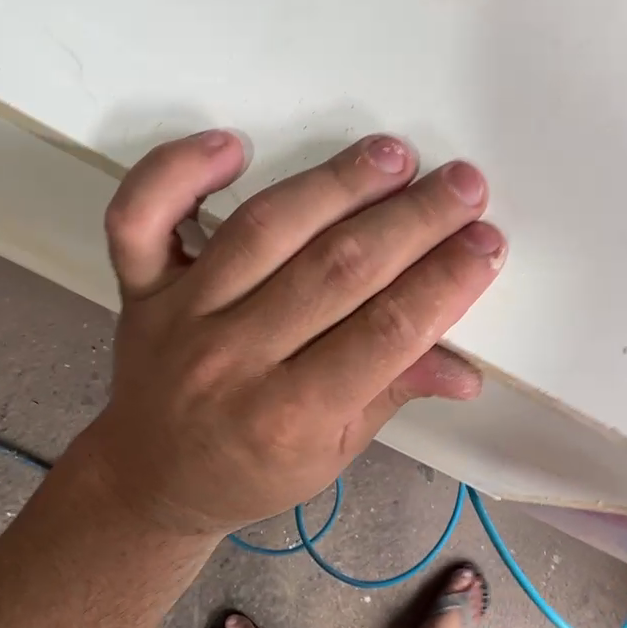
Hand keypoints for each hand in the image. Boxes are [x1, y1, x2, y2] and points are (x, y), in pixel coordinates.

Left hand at [71, 131, 504, 542]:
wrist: (152, 482)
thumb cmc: (256, 472)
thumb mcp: (336, 453)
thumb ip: (395, 394)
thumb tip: (467, 370)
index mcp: (291, 417)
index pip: (387, 332)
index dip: (445, 282)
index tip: (487, 242)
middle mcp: (234, 358)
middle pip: (338, 270)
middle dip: (413, 222)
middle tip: (465, 185)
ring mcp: (181, 315)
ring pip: (264, 229)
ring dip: (336, 185)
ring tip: (394, 155)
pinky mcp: (141, 287)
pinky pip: (139, 216)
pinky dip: (175, 171)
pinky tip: (231, 145)